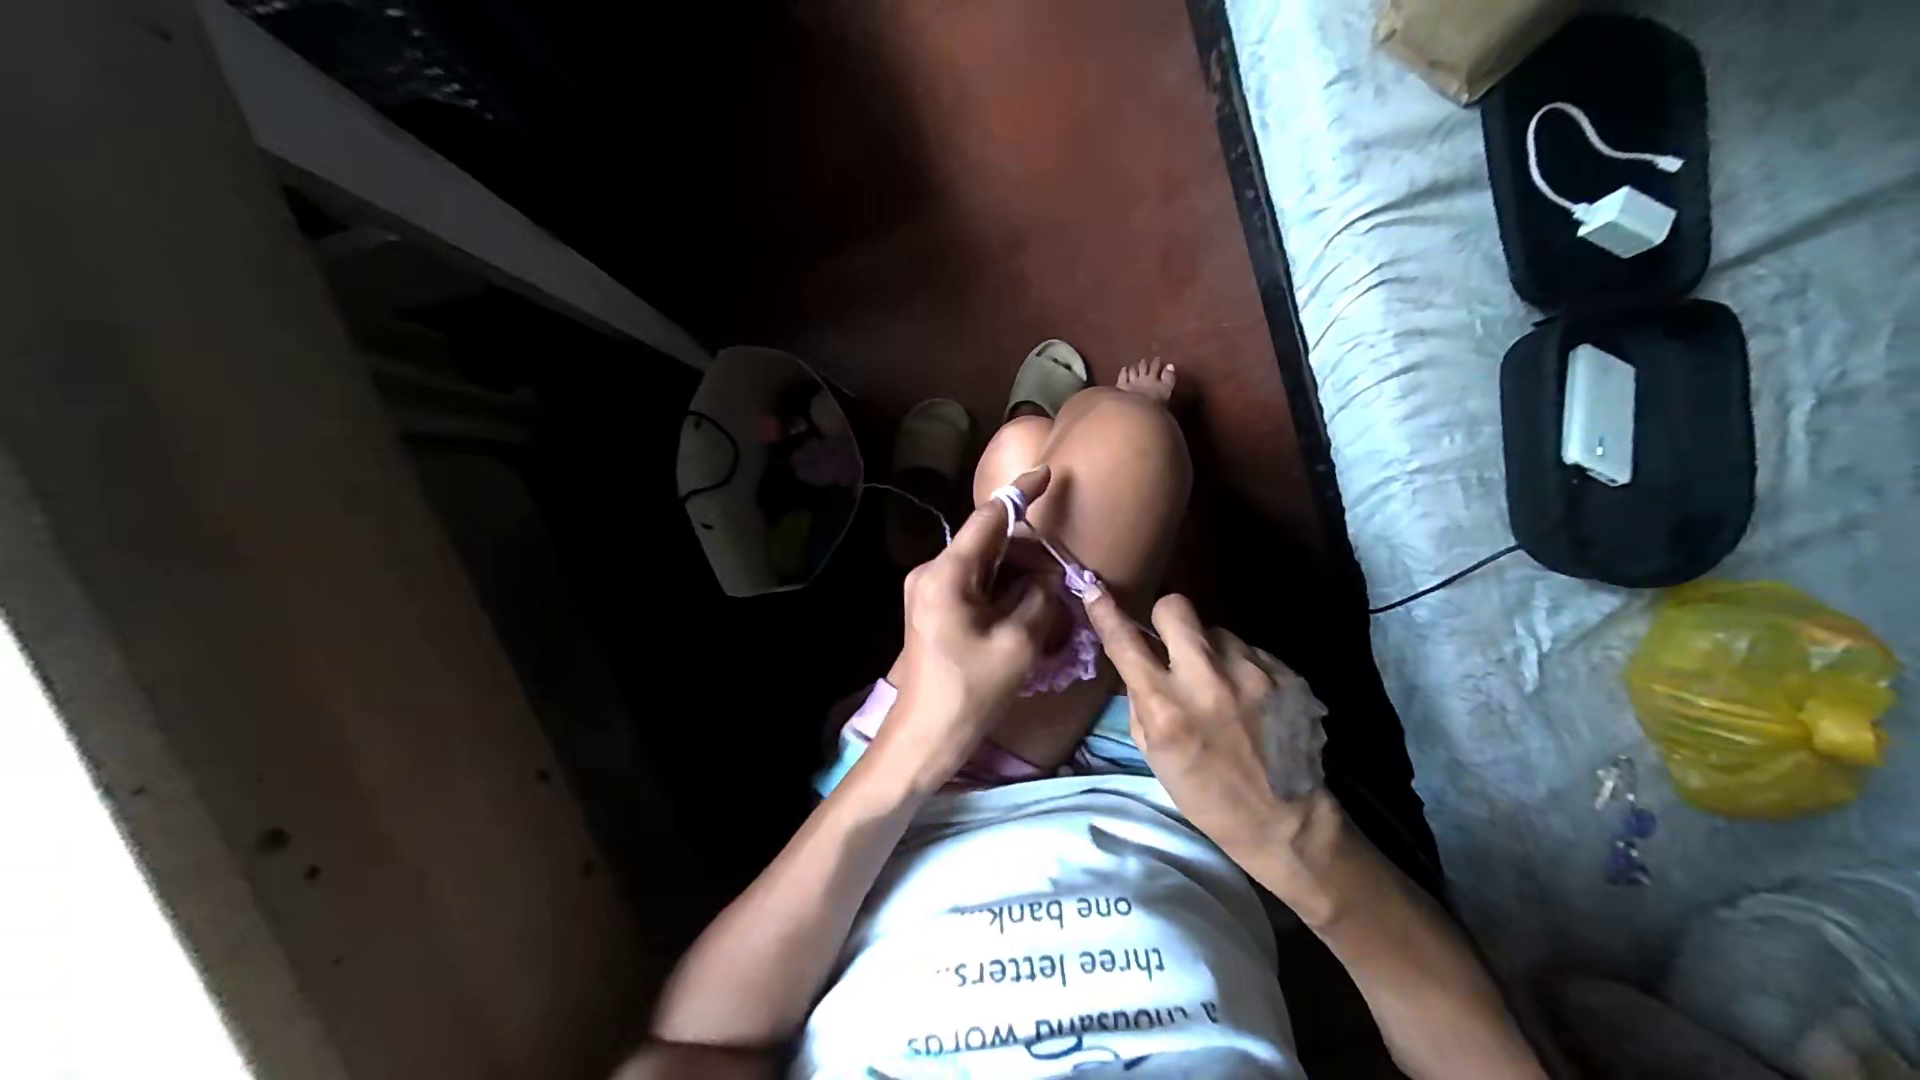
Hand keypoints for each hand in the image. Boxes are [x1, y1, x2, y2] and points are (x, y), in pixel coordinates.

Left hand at [877, 466, 1064, 786]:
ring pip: (983, 567)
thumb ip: (1037, 598)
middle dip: (1027, 552)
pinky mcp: (933, 610)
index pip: (989, 518)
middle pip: (988, 544)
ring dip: (1017, 576)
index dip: (1021, 493)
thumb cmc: (970, 691)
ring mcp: (928, 591)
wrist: (924, 737)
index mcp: (946, 573)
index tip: (1049, 473)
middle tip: (1062, 573)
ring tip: (1050, 597)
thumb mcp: (1018, 643)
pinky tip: (1026, 611)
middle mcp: (931, 573)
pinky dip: (1002, 592)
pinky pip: (974, 587)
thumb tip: (1045, 578)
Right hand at [1084, 590, 1326, 864]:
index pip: (1125, 642)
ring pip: (1216, 629)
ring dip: (1209, 650)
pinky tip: (1248, 698)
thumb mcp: (1153, 751)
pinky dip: (1240, 666)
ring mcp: (1252, 672)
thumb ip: (1141, 698)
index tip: (1093, 590)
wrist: (1284, 821)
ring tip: (1220, 685)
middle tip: (1172, 644)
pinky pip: (1248, 649)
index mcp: (1166, 707)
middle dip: (1166, 619)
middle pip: (1175, 607)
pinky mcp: (1285, 674)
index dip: (1105, 612)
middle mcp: (1207, 680)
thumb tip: (1137, 656)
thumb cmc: (1205, 793)